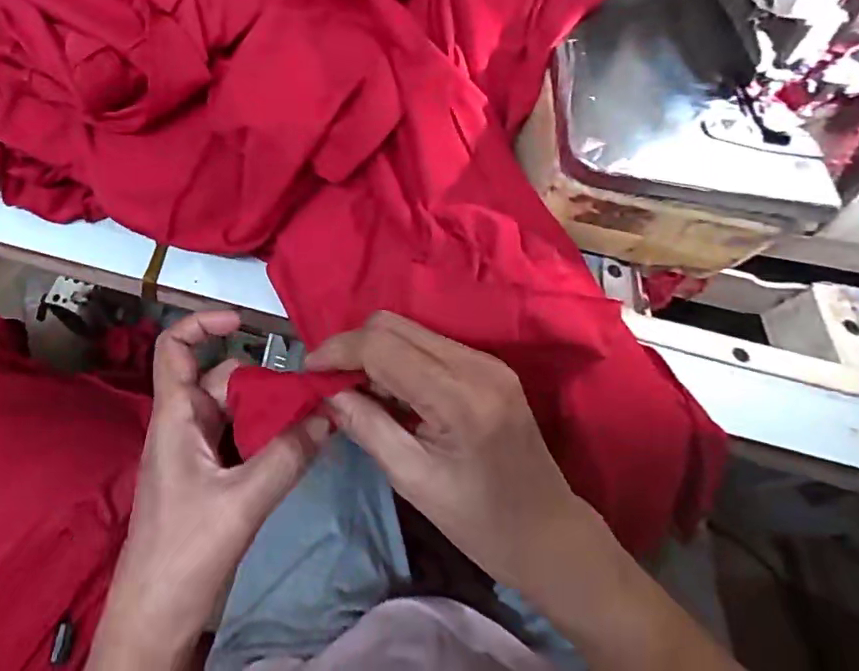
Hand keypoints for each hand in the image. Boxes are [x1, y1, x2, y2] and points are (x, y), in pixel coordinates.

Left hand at [90, 312, 330, 670]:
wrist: (154, 622)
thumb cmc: (184, 554)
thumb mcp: (241, 502)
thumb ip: (287, 456)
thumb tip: (329, 414)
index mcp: (175, 417)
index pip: (174, 348)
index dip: (202, 323)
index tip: (242, 320)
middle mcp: (184, 425)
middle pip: (225, 380)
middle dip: (266, 383)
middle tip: (311, 398)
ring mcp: (196, 452)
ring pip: (239, 411)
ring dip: (272, 413)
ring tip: (313, 422)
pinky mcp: (209, 477)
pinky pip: (243, 439)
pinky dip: (269, 437)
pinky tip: (298, 448)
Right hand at [308, 312, 741, 670]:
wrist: (550, 534)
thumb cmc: (480, 522)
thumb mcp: (413, 481)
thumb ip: (367, 426)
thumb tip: (326, 392)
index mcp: (459, 396)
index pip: (383, 345)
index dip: (338, 350)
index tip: (308, 370)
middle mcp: (475, 363)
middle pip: (394, 324)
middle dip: (354, 345)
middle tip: (329, 382)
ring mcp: (486, 360)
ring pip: (410, 329)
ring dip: (375, 350)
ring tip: (356, 389)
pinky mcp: (489, 365)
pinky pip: (429, 344)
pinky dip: (399, 358)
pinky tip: (390, 390)